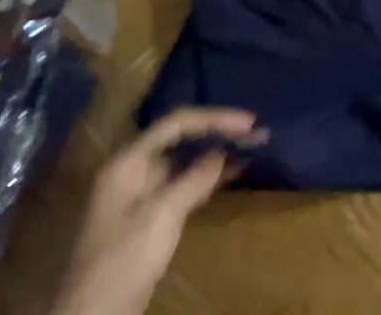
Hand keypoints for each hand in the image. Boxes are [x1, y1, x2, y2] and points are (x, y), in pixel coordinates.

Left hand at [50, 108, 265, 314]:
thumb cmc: (122, 263)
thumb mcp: (161, 217)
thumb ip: (193, 179)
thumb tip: (223, 151)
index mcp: (128, 163)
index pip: (176, 124)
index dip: (214, 118)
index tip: (250, 123)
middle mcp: (135, 171)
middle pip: (182, 138)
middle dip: (219, 132)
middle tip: (258, 132)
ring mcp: (143, 194)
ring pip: (187, 161)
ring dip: (219, 153)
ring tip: (255, 147)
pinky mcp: (153, 215)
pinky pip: (186, 184)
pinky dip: (210, 177)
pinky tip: (236, 173)